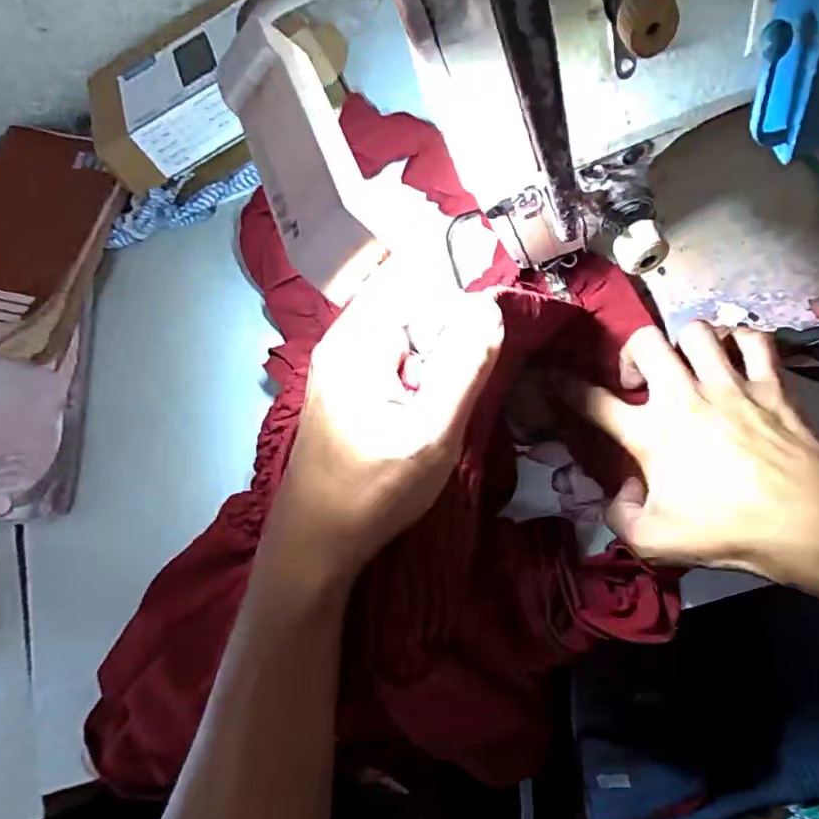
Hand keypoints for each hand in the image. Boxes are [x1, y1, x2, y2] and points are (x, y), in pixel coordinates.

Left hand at [271, 289, 503, 572]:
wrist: (318, 541)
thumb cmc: (376, 492)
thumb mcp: (433, 434)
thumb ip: (465, 368)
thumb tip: (492, 307)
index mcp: (358, 340)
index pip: (418, 276)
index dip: (464, 286)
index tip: (500, 317)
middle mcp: (345, 338)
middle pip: (414, 297)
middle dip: (458, 316)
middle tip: (488, 355)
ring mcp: (345, 360)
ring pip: (410, 325)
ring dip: (447, 341)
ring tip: (470, 376)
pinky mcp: (353, 383)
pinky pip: (401, 350)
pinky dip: (430, 359)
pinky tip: (444, 390)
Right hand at [557, 322, 818, 594]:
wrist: (798, 515)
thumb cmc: (724, 529)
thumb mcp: (653, 542)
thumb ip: (620, 516)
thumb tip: (621, 491)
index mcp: (651, 433)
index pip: (595, 402)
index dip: (569, 388)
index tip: (555, 377)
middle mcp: (685, 395)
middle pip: (644, 343)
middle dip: (633, 353)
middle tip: (642, 380)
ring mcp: (729, 383)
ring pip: (697, 330)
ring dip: (686, 344)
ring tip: (691, 365)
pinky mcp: (770, 382)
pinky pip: (753, 338)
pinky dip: (742, 340)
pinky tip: (738, 356)